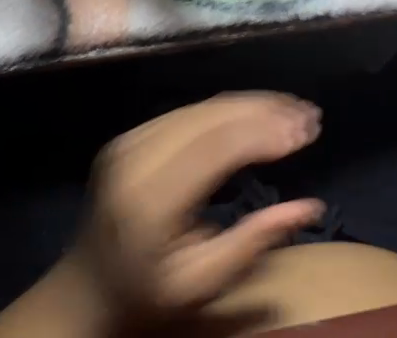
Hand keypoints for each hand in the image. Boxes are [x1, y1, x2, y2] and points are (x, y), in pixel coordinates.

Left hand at [68, 93, 324, 323]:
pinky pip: (190, 110)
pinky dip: (230, 108)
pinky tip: (260, 112)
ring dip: (253, 104)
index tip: (307, 133)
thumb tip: (310, 206)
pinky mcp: (131, 135)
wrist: (85, 288)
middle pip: (211, 117)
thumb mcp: (202, 284)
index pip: (216, 147)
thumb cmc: (148, 293)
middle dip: (266, 111)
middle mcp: (135, 159)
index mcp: (149, 200)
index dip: (264, 132)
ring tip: (296, 111)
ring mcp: (129, 141)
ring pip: (202, 107)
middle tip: (311, 117)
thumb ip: (253, 244)